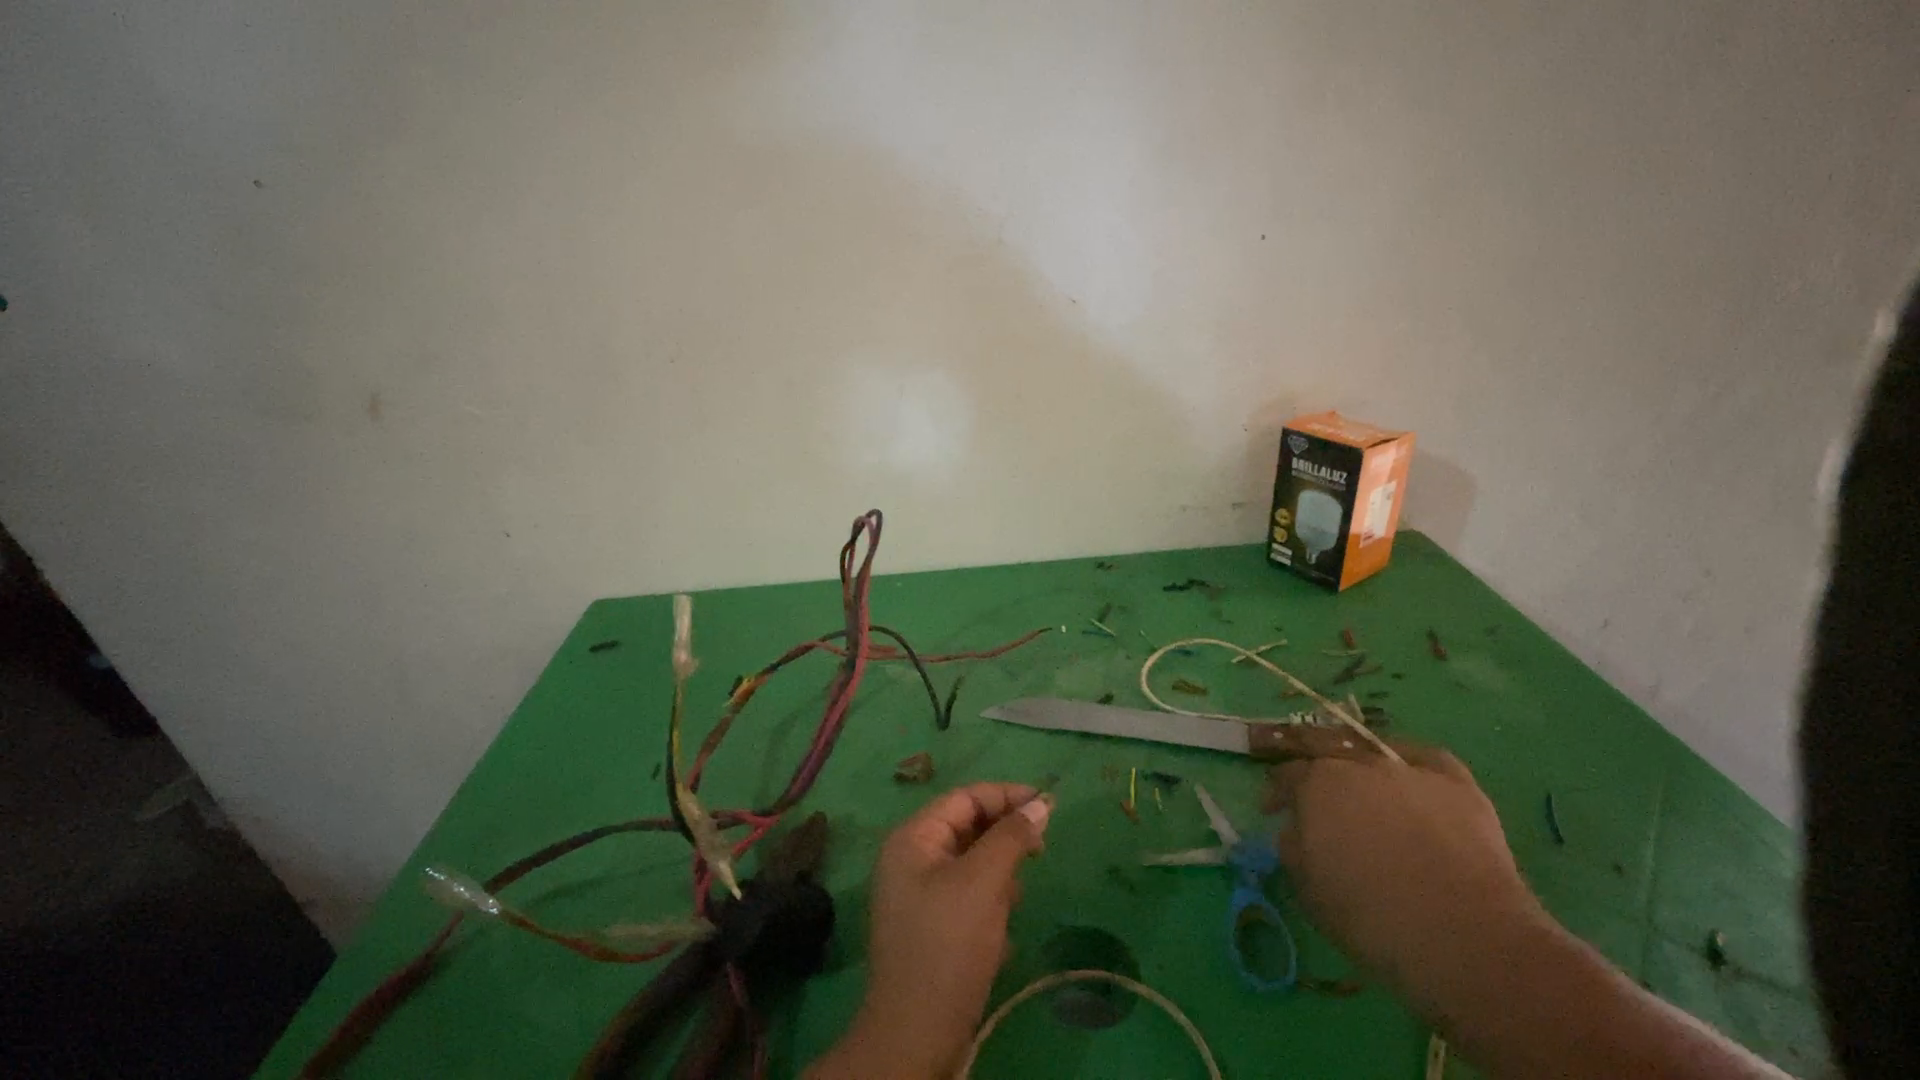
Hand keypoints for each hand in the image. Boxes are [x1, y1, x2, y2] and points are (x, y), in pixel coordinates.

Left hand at [809, 782, 1051, 1079]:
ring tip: (1012, 904)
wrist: (916, 1033)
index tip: (1049, 806)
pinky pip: (968, 899)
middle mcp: (910, 860)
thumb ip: (1011, 837)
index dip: (1007, 796)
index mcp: (912, 839)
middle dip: (1004, 839)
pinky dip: (990, 906)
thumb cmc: (948, 945)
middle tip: (1041, 853)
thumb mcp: (984, 883)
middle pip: (967, 828)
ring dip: (999, 876)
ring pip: (972, 865)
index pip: (964, 798)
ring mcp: (918, 896)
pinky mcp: (932, 929)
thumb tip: (1040, 803)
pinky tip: (1002, 934)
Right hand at [1269, 744, 1544, 1008]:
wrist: (1462, 935)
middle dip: (1318, 772)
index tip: (1273, 810)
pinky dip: (1413, 765)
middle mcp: (1360, 765)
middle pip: (1329, 754)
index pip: (1286, 774)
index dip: (1277, 792)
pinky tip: (1412, 778)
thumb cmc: (1371, 916)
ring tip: (1368, 793)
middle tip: (1318, 797)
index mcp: (1317, 785)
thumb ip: (1293, 848)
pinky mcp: (1457, 783)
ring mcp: (1411, 769)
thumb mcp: (1308, 890)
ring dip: (1364, 771)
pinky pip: (1427, 760)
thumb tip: (1296, 831)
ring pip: (1377, 755)